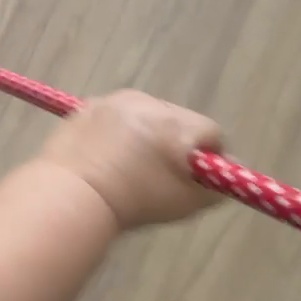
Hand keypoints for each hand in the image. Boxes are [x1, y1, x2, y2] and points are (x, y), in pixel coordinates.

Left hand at [38, 90, 222, 229]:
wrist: (75, 188)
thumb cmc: (139, 196)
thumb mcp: (192, 200)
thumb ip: (219, 183)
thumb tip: (224, 167)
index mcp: (173, 120)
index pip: (210, 131)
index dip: (211, 154)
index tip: (199, 175)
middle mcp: (143, 101)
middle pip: (176, 117)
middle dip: (177, 140)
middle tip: (164, 170)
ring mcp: (109, 100)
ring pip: (143, 113)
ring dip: (146, 132)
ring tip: (133, 163)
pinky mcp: (84, 105)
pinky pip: (114, 114)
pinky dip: (118, 129)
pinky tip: (109, 153)